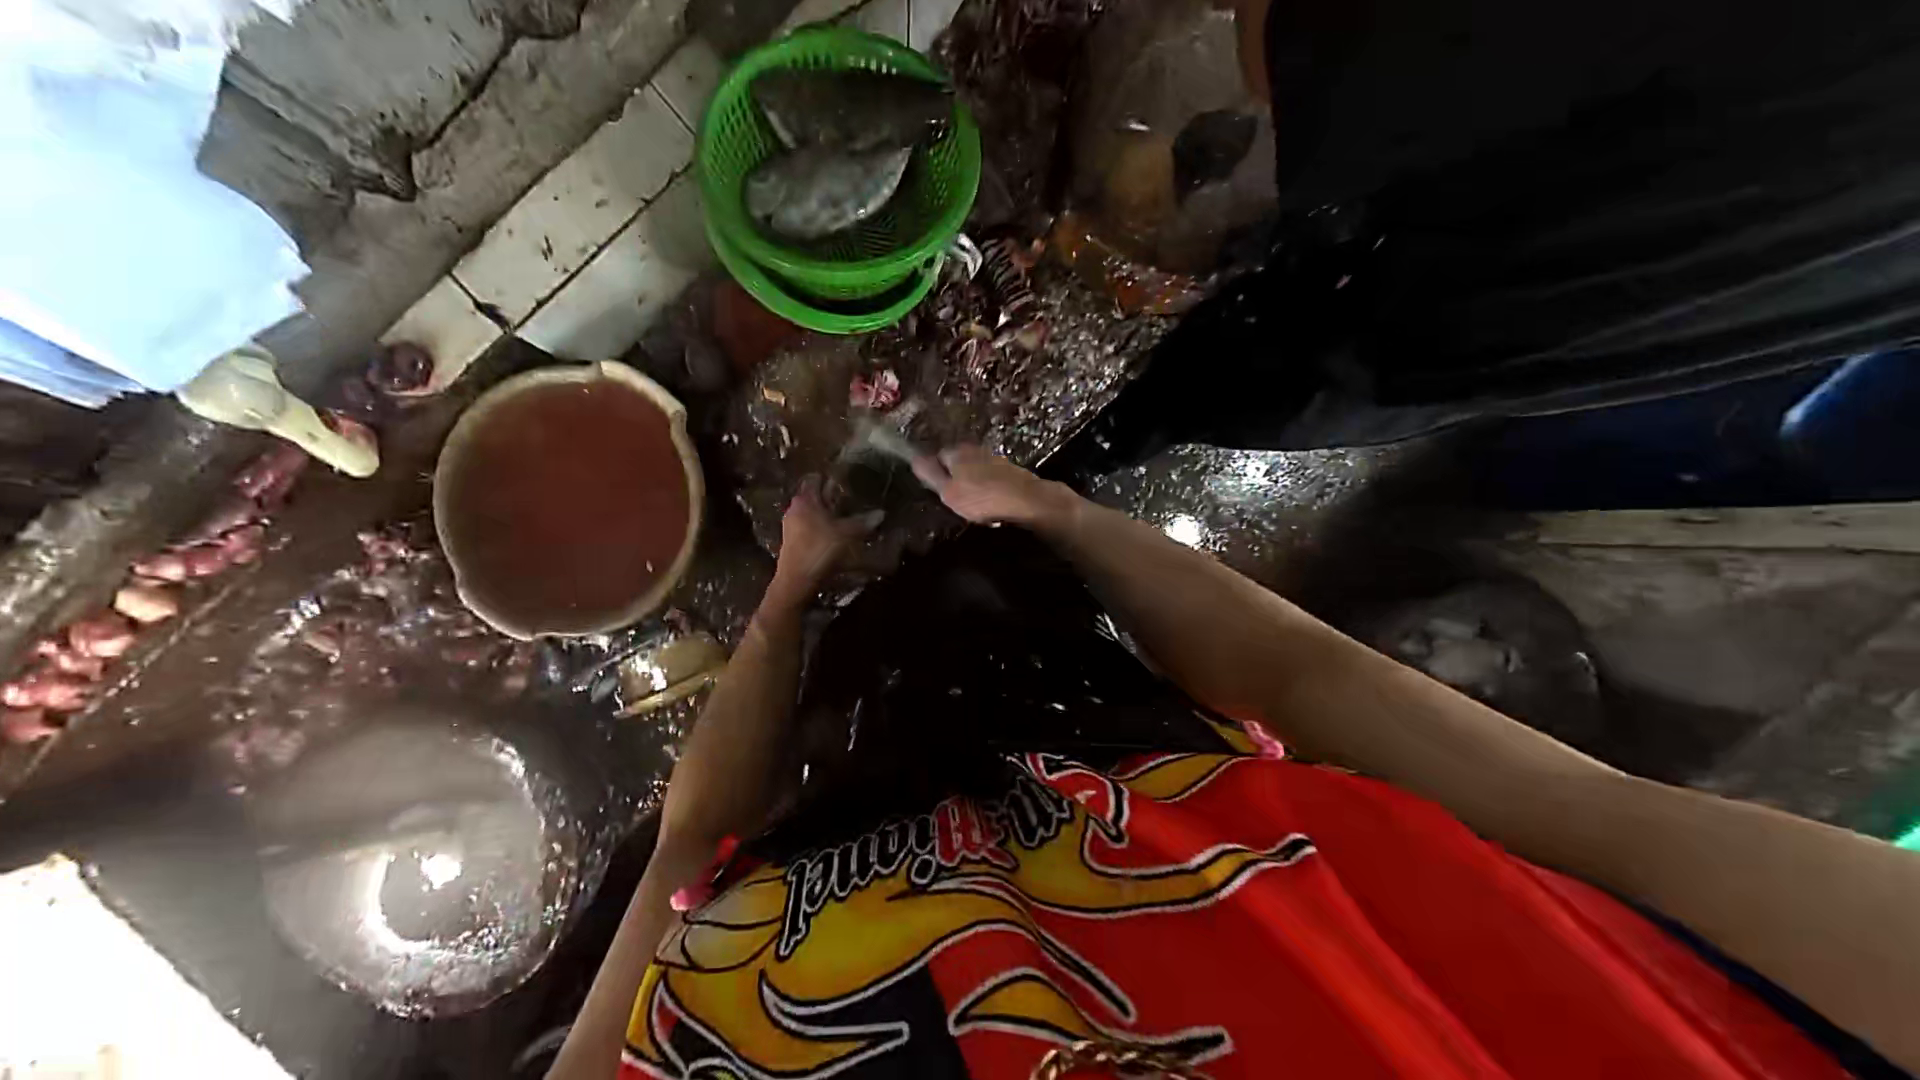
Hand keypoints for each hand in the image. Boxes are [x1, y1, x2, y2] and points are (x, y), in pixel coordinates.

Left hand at [770, 477, 877, 597]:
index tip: (847, 481)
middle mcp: (794, 508)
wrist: (797, 581)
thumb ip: (863, 522)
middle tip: (852, 500)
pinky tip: (835, 535)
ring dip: (827, 515)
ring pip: (812, 513)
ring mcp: (791, 526)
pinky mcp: (792, 542)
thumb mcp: (847, 534)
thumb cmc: (821, 549)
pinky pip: (809, 527)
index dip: (831, 478)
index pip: (816, 478)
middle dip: (831, 498)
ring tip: (847, 518)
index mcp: (804, 499)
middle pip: (814, 496)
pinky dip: (821, 528)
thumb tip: (880, 513)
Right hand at [912, 444, 1075, 528]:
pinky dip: (990, 493)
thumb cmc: (981, 498)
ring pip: (976, 473)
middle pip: (958, 464)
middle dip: (957, 481)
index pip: (937, 456)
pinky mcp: (1011, 470)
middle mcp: (975, 449)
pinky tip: (994, 508)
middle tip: (959, 503)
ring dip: (975, 488)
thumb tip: (914, 459)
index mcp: (956, 452)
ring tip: (978, 509)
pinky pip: (992, 481)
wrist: (1027, 500)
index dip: (936, 475)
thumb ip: (931, 475)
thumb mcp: (948, 491)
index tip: (940, 493)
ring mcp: (995, 458)